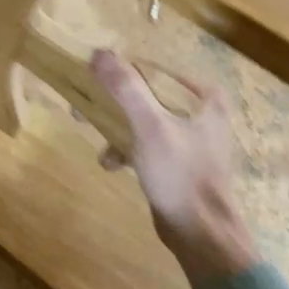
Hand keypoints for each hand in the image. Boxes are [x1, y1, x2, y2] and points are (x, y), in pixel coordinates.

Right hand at [91, 50, 258, 286]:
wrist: (202, 235)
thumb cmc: (181, 174)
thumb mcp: (150, 126)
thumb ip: (126, 88)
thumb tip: (99, 53)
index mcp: (203, 96)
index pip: (155, 69)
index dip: (122, 70)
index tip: (93, 76)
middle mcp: (200, 111)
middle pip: (147, 93)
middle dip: (114, 101)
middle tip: (85, 103)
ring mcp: (189, 138)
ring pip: (143, 119)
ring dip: (117, 126)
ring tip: (90, 132)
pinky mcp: (178, 162)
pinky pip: (146, 143)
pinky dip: (128, 149)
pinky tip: (111, 163)